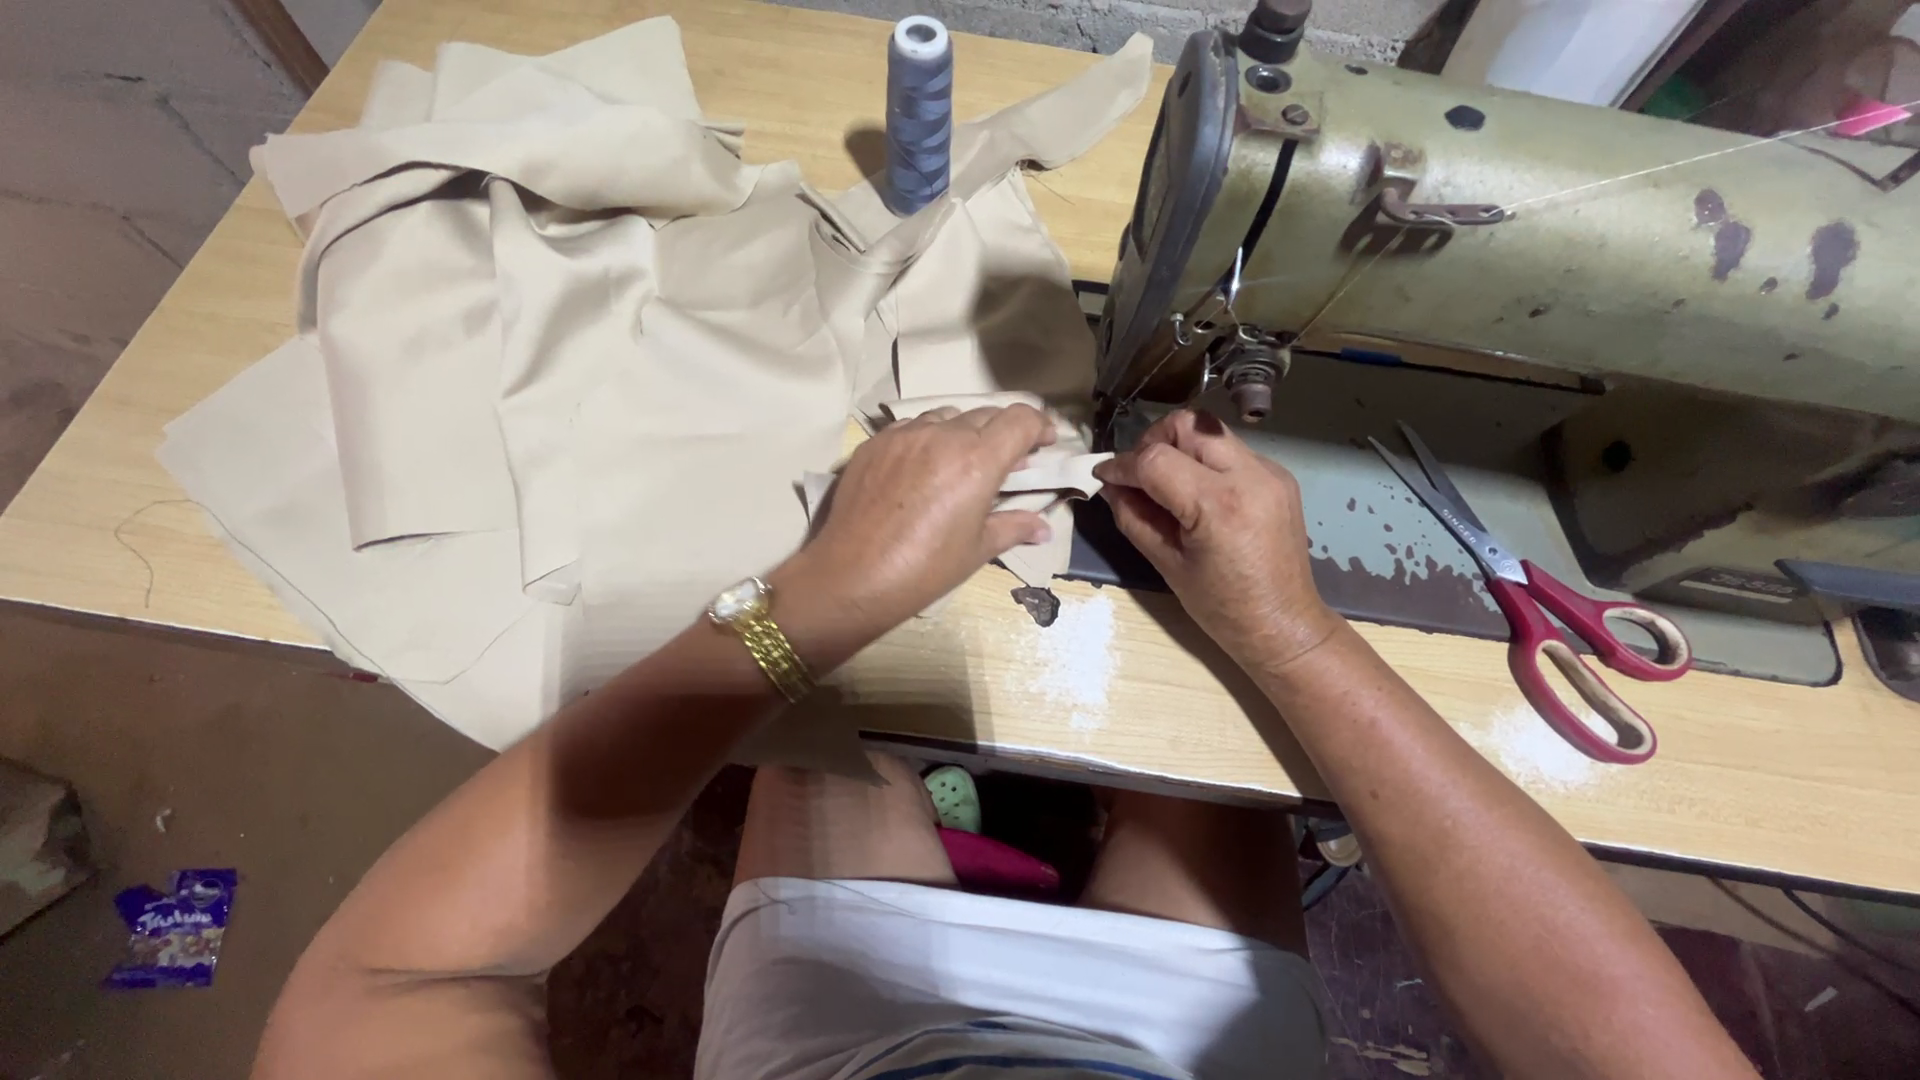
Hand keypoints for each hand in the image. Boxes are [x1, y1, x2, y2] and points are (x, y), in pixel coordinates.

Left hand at [779, 404, 1056, 640]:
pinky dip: (928, 437)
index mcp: (977, 460)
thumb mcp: (976, 550)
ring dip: (965, 431)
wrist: (852, 576)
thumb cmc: (924, 569)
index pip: (1020, 420)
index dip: (1039, 427)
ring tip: (964, 461)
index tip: (1044, 444)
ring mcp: (904, 436)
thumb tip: (1043, 528)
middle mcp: (942, 436)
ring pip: (946, 416)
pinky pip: (911, 427)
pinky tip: (924, 466)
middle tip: (1009, 461)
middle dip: (1005, 432)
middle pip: (986, 414)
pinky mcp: (875, 443)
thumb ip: (1013, 527)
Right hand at [1094, 409, 1341, 672]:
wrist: (1283, 624)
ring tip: (1163, 481)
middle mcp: (1249, 476)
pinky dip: (1203, 460)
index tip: (1103, 475)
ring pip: (1209, 431)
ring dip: (1178, 447)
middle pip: (1186, 425)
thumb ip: (1134, 518)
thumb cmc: (1222, 607)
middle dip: (1151, 442)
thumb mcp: (1167, 564)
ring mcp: (1269, 472)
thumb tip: (1110, 486)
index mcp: (1218, 505)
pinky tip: (1195, 492)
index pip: (1155, 460)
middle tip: (1136, 474)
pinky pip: (1230, 450)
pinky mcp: (1278, 476)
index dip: (1121, 464)